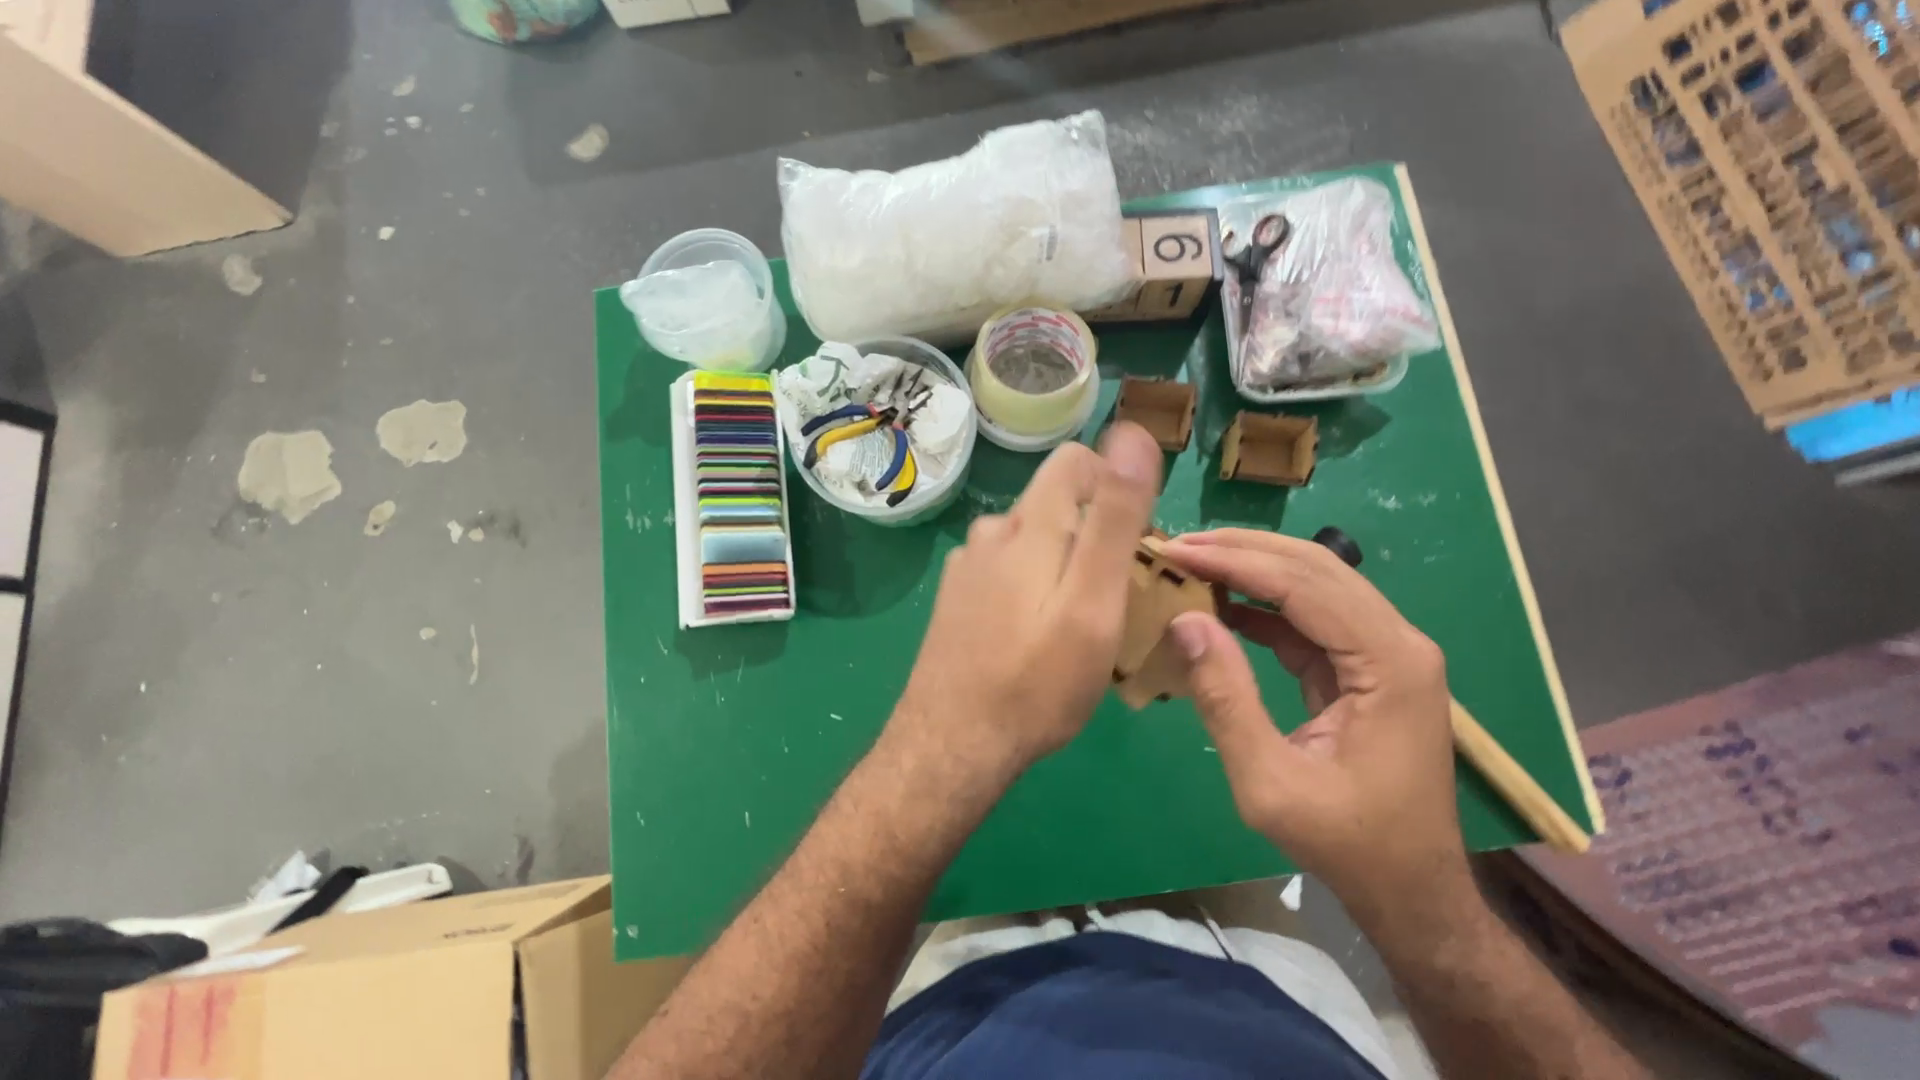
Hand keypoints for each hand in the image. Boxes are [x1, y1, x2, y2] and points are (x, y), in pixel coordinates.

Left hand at [888, 423, 1161, 781]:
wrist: (953, 746)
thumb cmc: (1037, 680)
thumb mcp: (1093, 600)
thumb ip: (1115, 518)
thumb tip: (1133, 434)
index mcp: (1028, 524)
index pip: (1077, 461)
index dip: (1116, 487)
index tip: (1138, 544)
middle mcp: (991, 533)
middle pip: (1057, 506)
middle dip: (1094, 537)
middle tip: (1115, 602)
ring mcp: (967, 569)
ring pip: (1032, 545)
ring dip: (1062, 569)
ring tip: (1079, 629)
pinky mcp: (956, 602)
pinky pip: (1007, 576)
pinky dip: (1032, 593)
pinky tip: (1035, 643)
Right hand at [1160, 529, 1475, 928]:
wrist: (1409, 887)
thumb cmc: (1345, 841)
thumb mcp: (1270, 782)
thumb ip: (1226, 698)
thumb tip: (1184, 621)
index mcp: (1389, 662)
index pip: (1304, 584)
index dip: (1235, 561)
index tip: (1177, 549)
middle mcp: (1398, 642)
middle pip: (1316, 568)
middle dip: (1243, 550)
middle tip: (1178, 544)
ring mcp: (1387, 653)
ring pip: (1317, 585)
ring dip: (1254, 570)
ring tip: (1192, 564)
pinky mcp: (1370, 668)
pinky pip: (1314, 620)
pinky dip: (1266, 607)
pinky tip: (1222, 607)